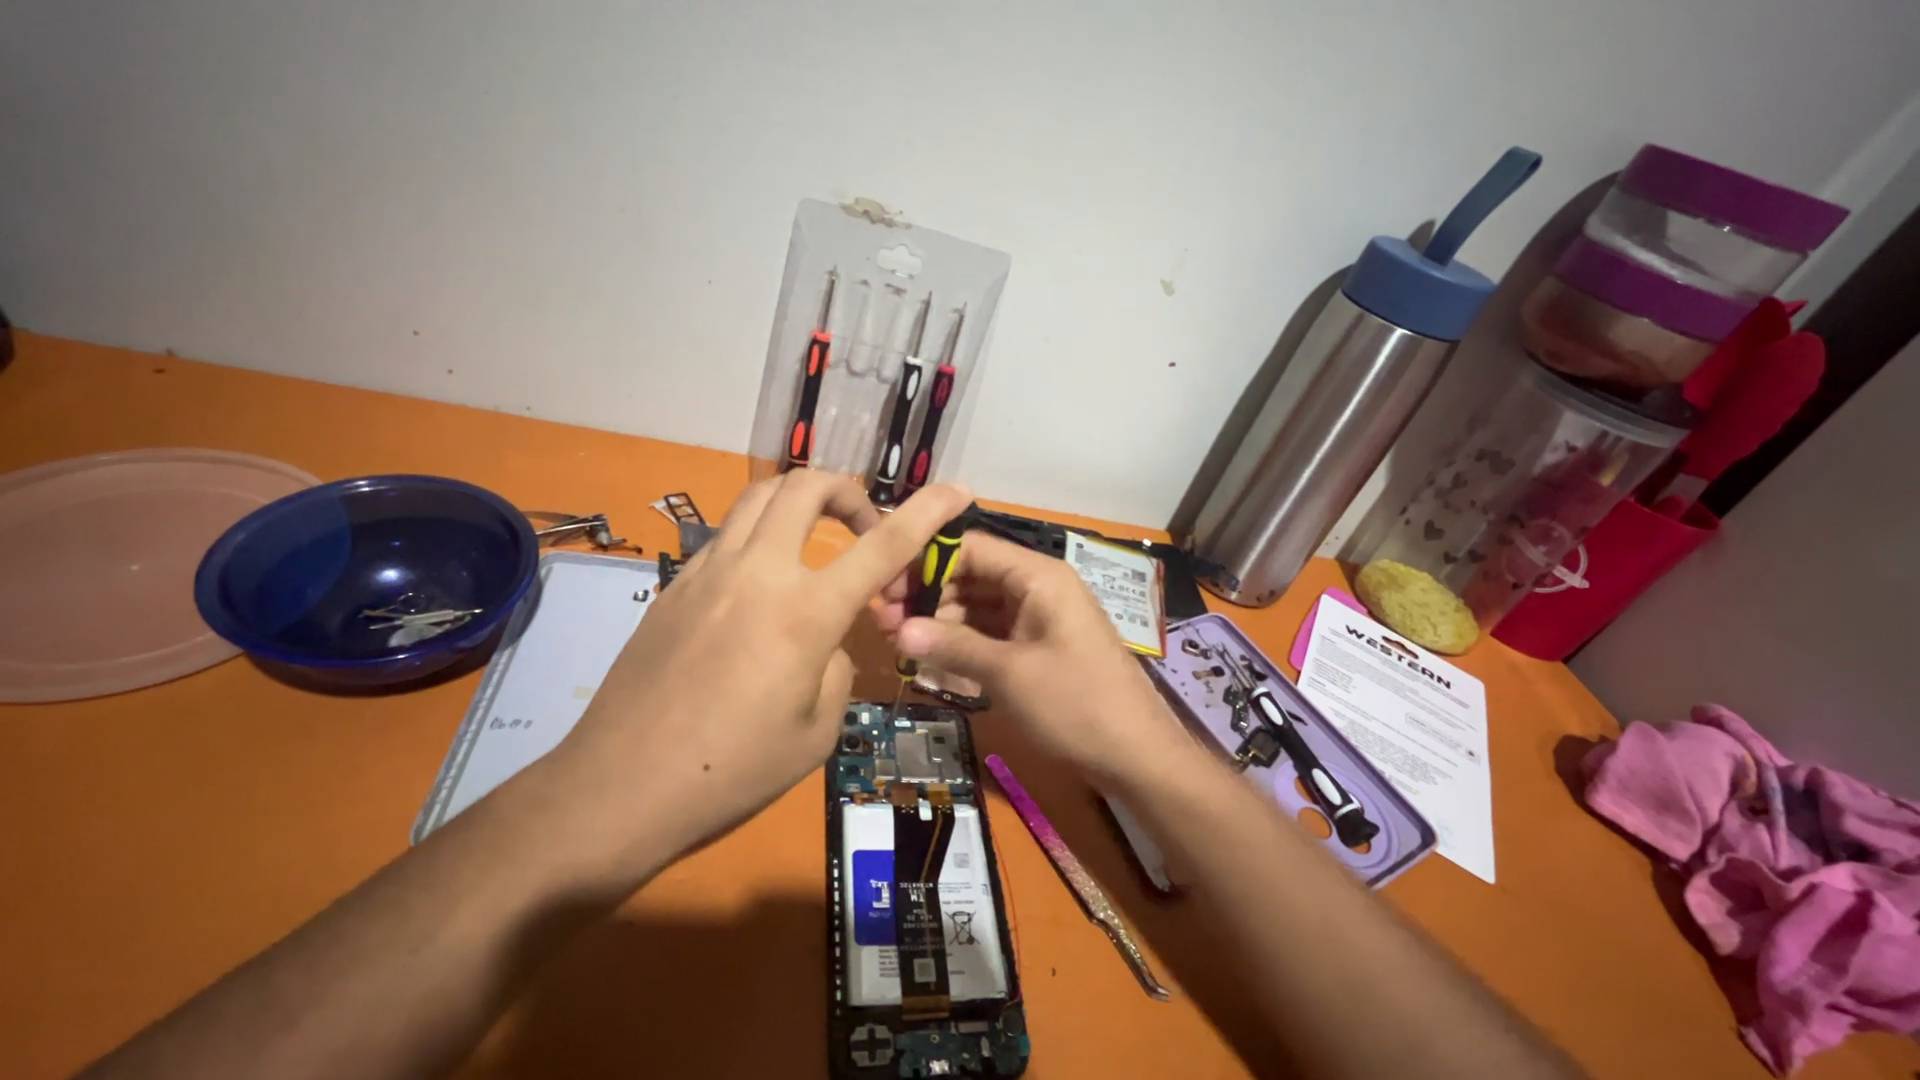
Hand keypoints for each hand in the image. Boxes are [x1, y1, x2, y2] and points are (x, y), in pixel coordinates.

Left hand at [551, 471, 972, 861]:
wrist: (621, 787)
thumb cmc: (732, 772)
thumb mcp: (817, 730)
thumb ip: (836, 664)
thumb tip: (823, 638)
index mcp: (805, 612)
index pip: (883, 543)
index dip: (927, 511)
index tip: (956, 491)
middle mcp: (757, 572)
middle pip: (806, 485)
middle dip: (849, 491)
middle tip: (865, 530)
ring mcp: (708, 572)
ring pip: (759, 496)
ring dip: (800, 502)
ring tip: (817, 541)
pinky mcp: (675, 586)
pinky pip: (727, 534)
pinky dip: (760, 537)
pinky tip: (763, 586)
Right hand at [877, 530, 1186, 782]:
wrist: (1137, 755)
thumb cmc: (1076, 704)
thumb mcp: (1008, 674)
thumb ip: (952, 645)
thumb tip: (896, 630)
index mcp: (1038, 577)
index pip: (970, 548)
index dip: (924, 564)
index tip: (883, 590)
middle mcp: (1039, 588)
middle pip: (971, 576)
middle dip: (927, 597)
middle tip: (882, 625)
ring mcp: (1040, 619)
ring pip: (979, 607)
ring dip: (941, 623)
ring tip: (898, 644)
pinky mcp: (1039, 648)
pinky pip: (993, 634)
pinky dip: (964, 644)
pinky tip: (931, 660)